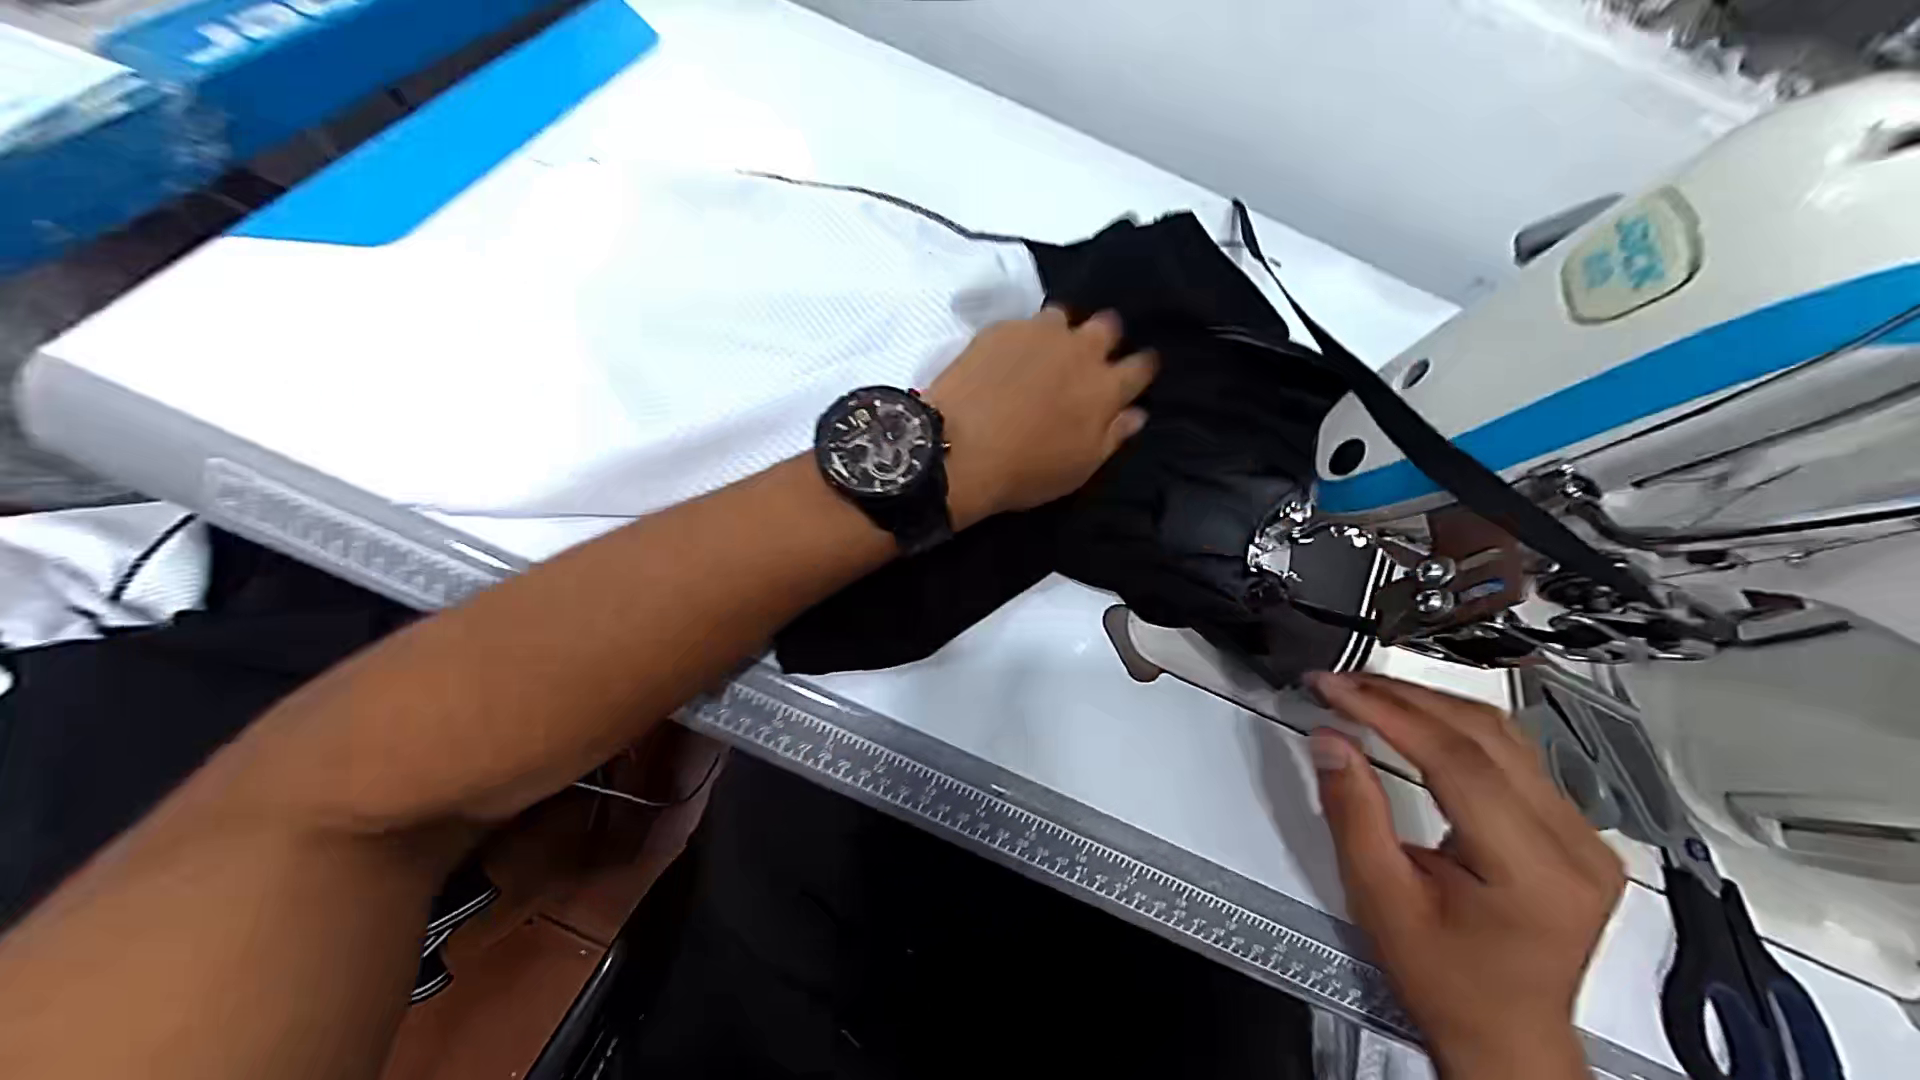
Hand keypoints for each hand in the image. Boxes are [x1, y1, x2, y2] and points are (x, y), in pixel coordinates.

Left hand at [924, 307, 1155, 527]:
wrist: (959, 449)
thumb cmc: (1026, 470)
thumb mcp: (1079, 467)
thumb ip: (1114, 436)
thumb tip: (1136, 413)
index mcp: (1106, 387)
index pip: (1142, 365)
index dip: (1141, 368)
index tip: (1134, 374)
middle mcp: (1081, 350)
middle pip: (1108, 326)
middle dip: (1104, 338)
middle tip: (1086, 360)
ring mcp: (1040, 333)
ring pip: (1064, 317)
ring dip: (1061, 332)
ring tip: (1043, 353)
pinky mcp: (1002, 328)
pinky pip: (1023, 323)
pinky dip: (1022, 337)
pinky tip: (1006, 357)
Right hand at [1304, 672, 1625, 1079]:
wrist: (1506, 1032)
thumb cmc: (1446, 978)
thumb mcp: (1380, 897)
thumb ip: (1353, 811)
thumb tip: (1330, 739)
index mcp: (1535, 871)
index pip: (1457, 759)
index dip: (1386, 711)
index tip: (1334, 688)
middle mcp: (1575, 845)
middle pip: (1484, 735)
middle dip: (1401, 697)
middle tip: (1341, 682)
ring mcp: (1582, 834)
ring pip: (1500, 733)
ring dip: (1426, 702)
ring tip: (1366, 690)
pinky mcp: (1570, 828)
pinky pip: (1510, 752)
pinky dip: (1451, 723)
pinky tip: (1412, 714)